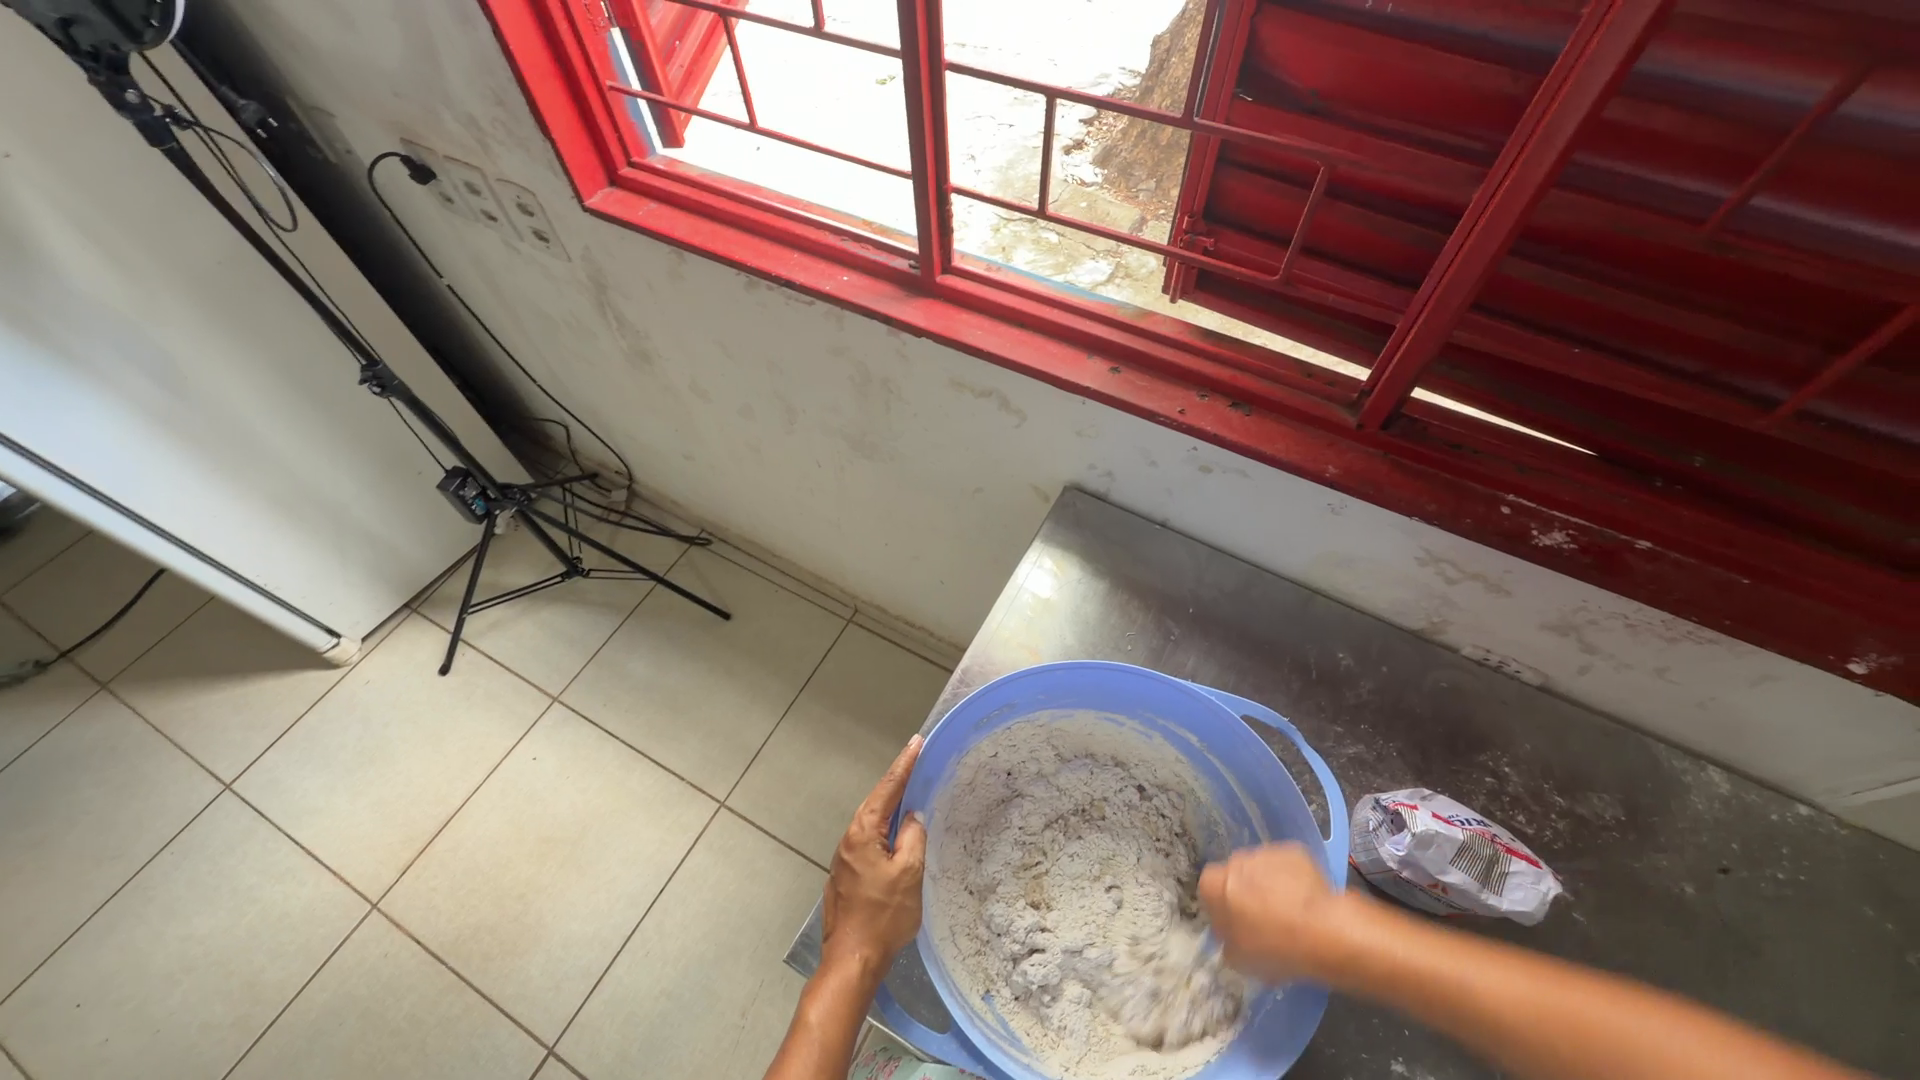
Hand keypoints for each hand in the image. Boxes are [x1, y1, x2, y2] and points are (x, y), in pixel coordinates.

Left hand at [821, 735, 926, 976]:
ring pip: (872, 824)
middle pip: (876, 802)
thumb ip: (913, 838)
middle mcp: (849, 839)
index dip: (904, 765)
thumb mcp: (909, 873)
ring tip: (910, 794)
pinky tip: (896, 837)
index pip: (888, 789)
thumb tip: (913, 817)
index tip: (917, 742)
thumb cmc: (883, 916)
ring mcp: (844, 859)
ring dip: (890, 808)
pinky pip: (868, 842)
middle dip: (896, 782)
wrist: (852, 960)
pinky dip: (884, 831)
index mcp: (863, 833)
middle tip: (916, 762)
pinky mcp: (846, 877)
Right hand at [1198, 842, 1344, 980]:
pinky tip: (1307, 902)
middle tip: (1264, 920)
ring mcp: (1266, 852)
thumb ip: (1227, 942)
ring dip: (1270, 884)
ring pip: (1262, 868)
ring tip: (1291, 912)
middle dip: (1246, 892)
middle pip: (1235, 875)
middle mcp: (1235, 860)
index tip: (1236, 926)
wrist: (1323, 931)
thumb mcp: (1239, 960)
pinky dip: (1294, 879)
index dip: (1222, 908)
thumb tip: (1230, 937)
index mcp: (1214, 885)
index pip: (1208, 891)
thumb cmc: (1274, 948)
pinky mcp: (1295, 851)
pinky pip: (1288, 866)